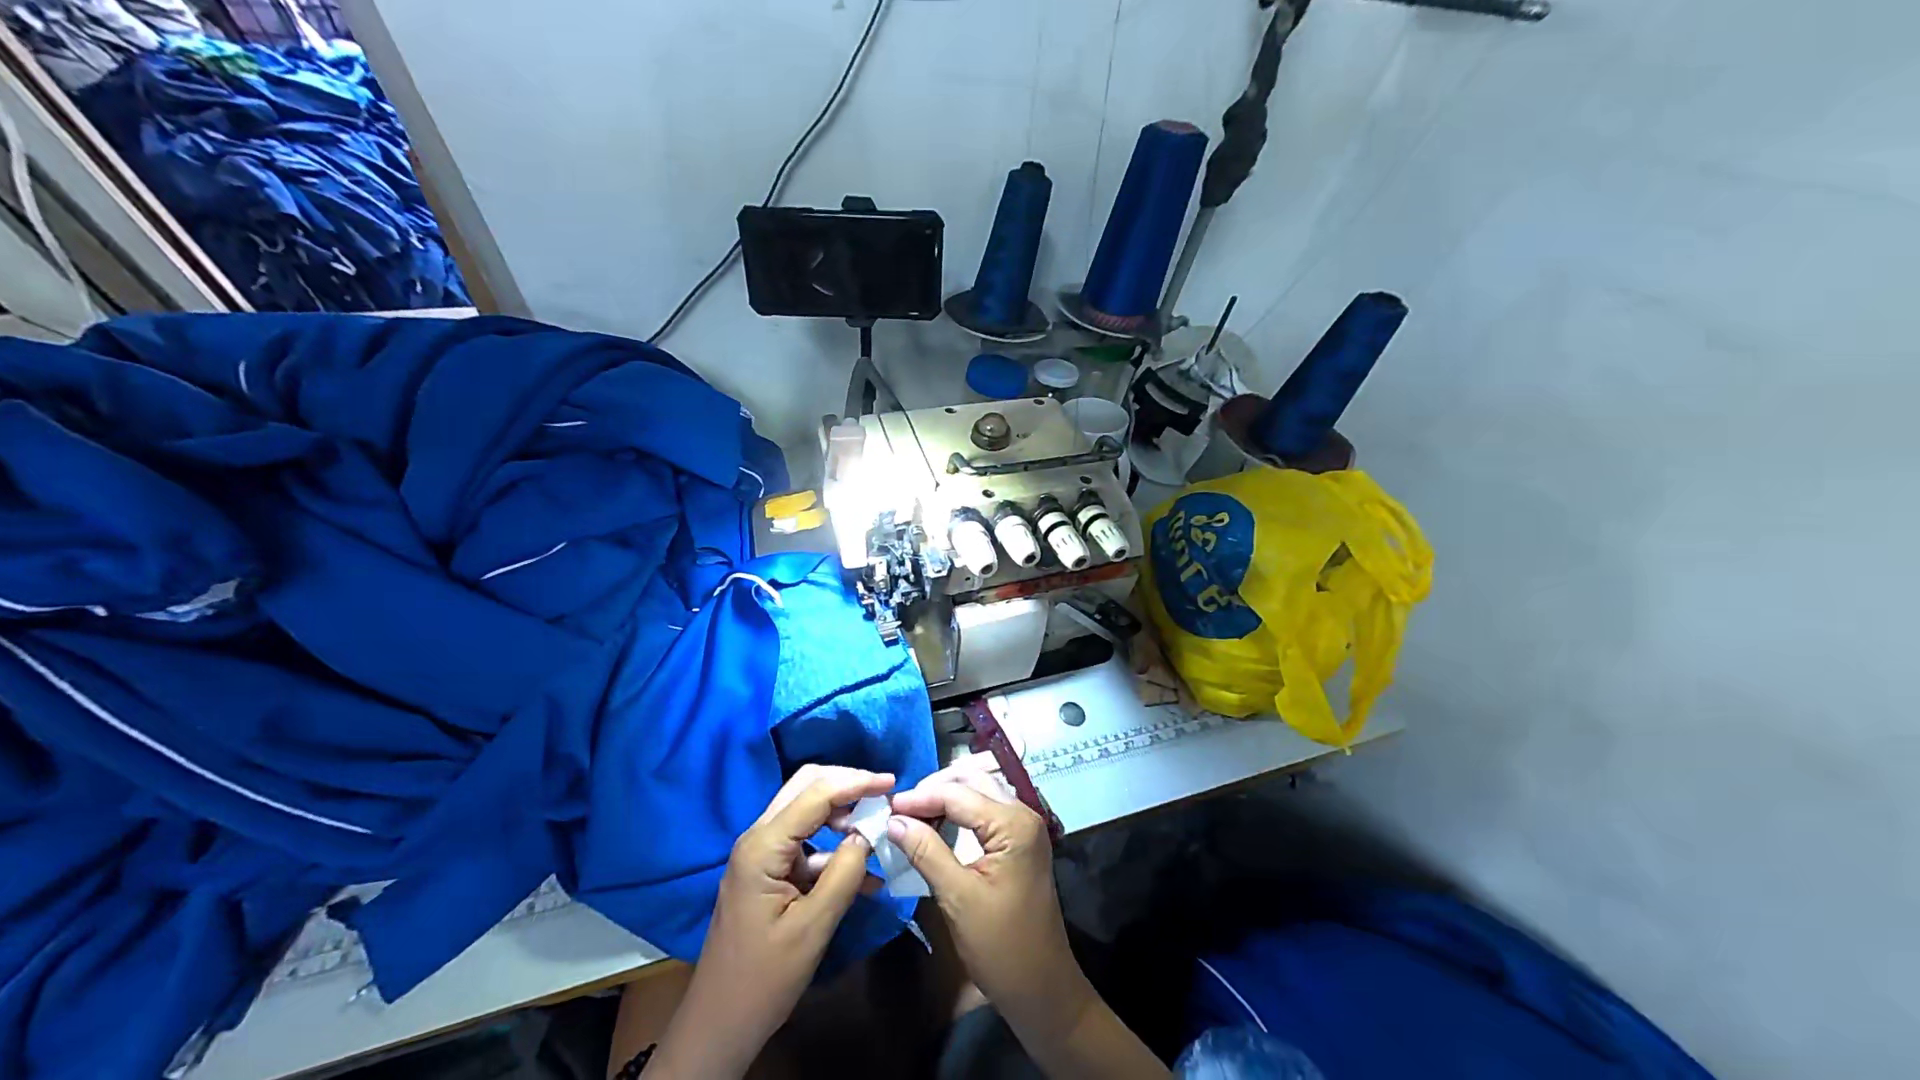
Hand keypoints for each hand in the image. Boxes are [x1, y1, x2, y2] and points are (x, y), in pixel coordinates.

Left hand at [650, 766, 891, 1078]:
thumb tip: (869, 833)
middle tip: (884, 796)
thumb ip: (844, 873)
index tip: (892, 782)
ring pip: (807, 812)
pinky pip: (806, 844)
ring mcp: (761, 854)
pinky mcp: (768, 871)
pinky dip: (835, 848)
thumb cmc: (764, 978)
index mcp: (763, 846)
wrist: (721, 1022)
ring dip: (843, 815)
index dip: (855, 782)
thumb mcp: (813, 927)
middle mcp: (758, 838)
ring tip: (879, 830)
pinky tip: (865, 870)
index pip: (815, 793)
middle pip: (806, 788)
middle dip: (847, 785)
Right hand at [887, 765, 1096, 1040]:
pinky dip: (961, 811)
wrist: (1041, 987)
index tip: (886, 808)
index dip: (919, 798)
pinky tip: (938, 824)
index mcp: (1013, 824)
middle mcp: (1024, 815)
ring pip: (981, 792)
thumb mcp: (958, 897)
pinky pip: (987, 810)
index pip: (958, 794)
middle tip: (900, 808)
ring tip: (913, 814)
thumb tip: (894, 820)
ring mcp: (1025, 828)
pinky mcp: (1021, 842)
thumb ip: (926, 852)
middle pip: (973, 781)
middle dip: (935, 789)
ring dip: (948, 796)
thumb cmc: (1000, 946)